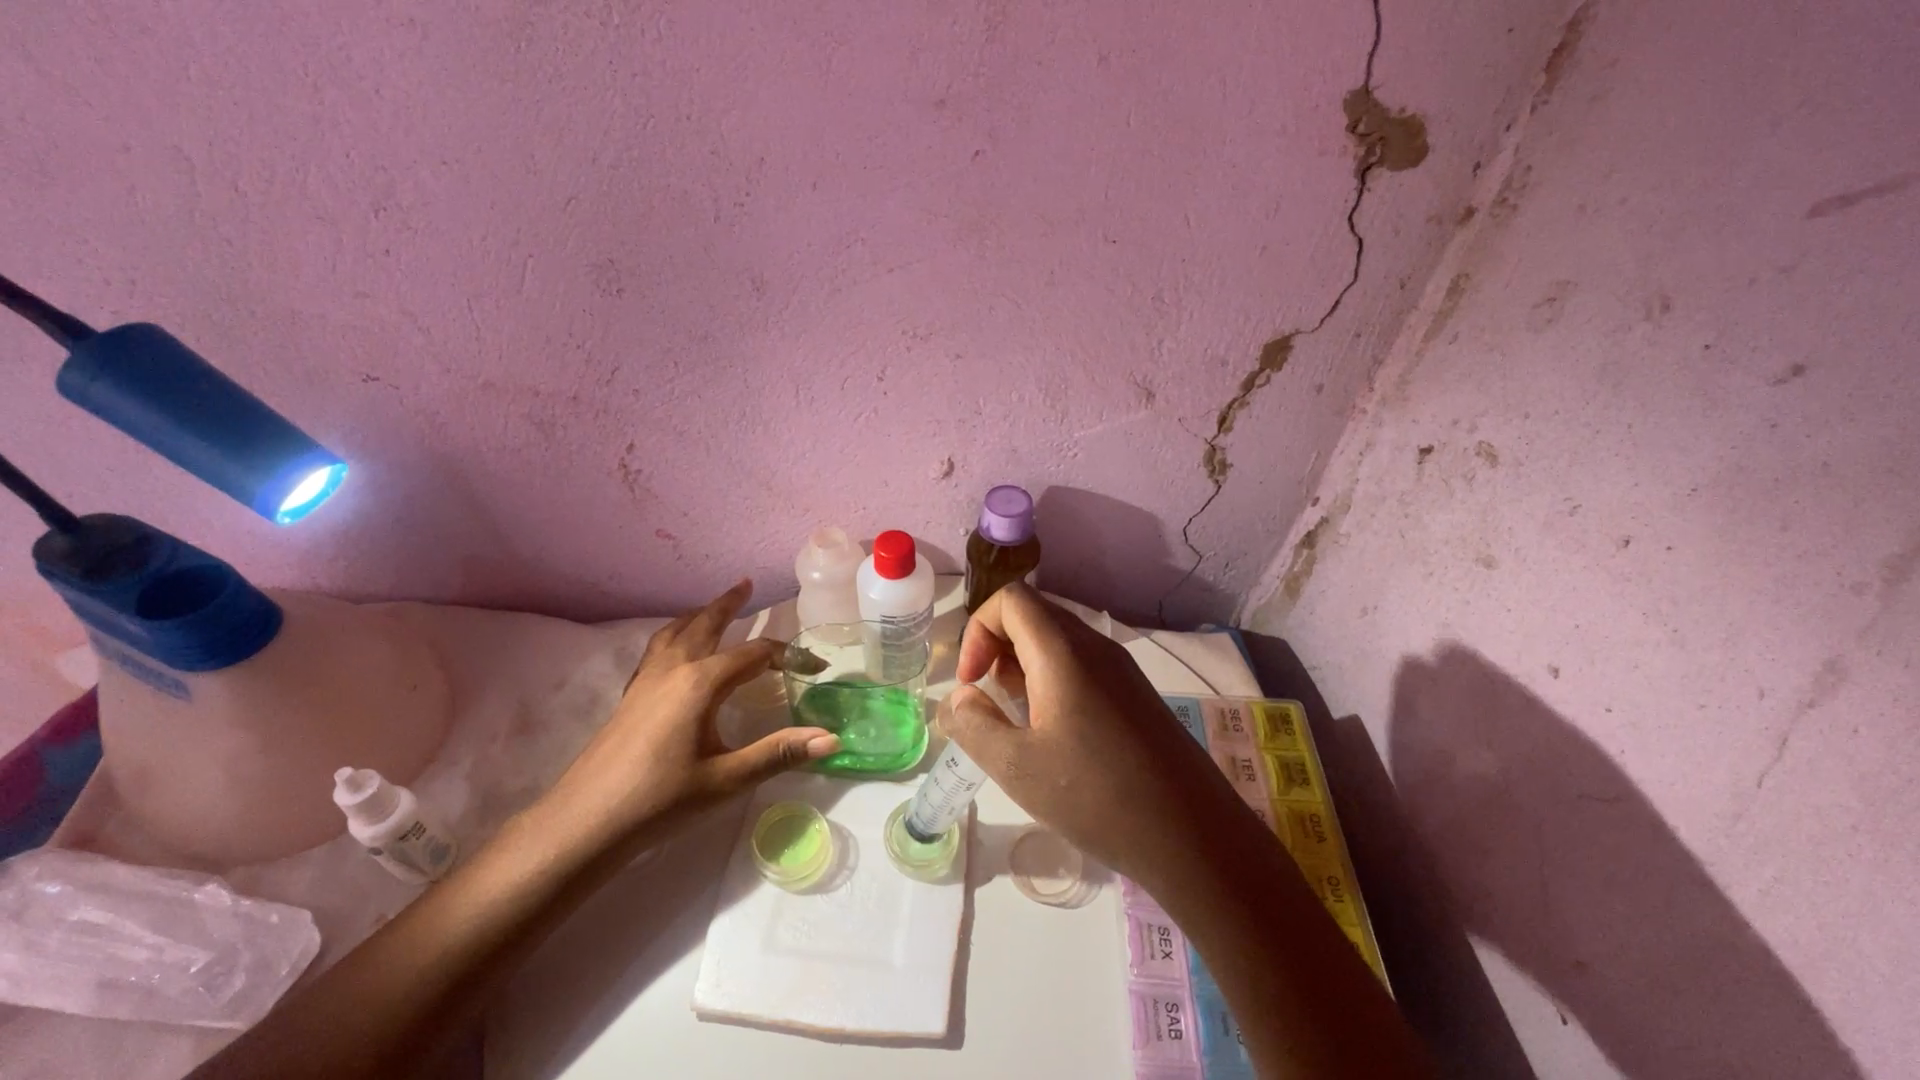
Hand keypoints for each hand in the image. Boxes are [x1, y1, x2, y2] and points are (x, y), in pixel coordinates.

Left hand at [547, 579, 840, 839]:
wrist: (587, 820)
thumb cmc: (661, 799)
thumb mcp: (727, 779)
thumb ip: (779, 753)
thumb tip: (832, 739)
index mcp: (701, 683)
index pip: (755, 654)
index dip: (788, 656)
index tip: (816, 666)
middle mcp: (673, 670)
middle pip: (704, 624)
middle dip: (727, 604)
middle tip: (745, 584)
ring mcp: (645, 681)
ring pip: (674, 632)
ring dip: (696, 615)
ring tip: (708, 608)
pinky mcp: (629, 697)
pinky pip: (656, 649)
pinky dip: (673, 636)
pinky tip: (673, 652)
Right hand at [941, 583, 1256, 888]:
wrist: (1192, 833)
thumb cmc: (1095, 797)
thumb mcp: (1016, 767)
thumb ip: (973, 725)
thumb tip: (961, 697)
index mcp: (1063, 652)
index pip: (1011, 600)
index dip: (978, 631)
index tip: (971, 683)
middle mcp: (1095, 648)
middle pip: (1034, 616)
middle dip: (997, 649)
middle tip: (989, 701)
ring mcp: (1121, 671)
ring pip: (1058, 643)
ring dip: (1024, 669)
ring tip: (1018, 723)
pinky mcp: (1135, 697)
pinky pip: (1082, 668)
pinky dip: (1053, 685)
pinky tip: (1054, 737)